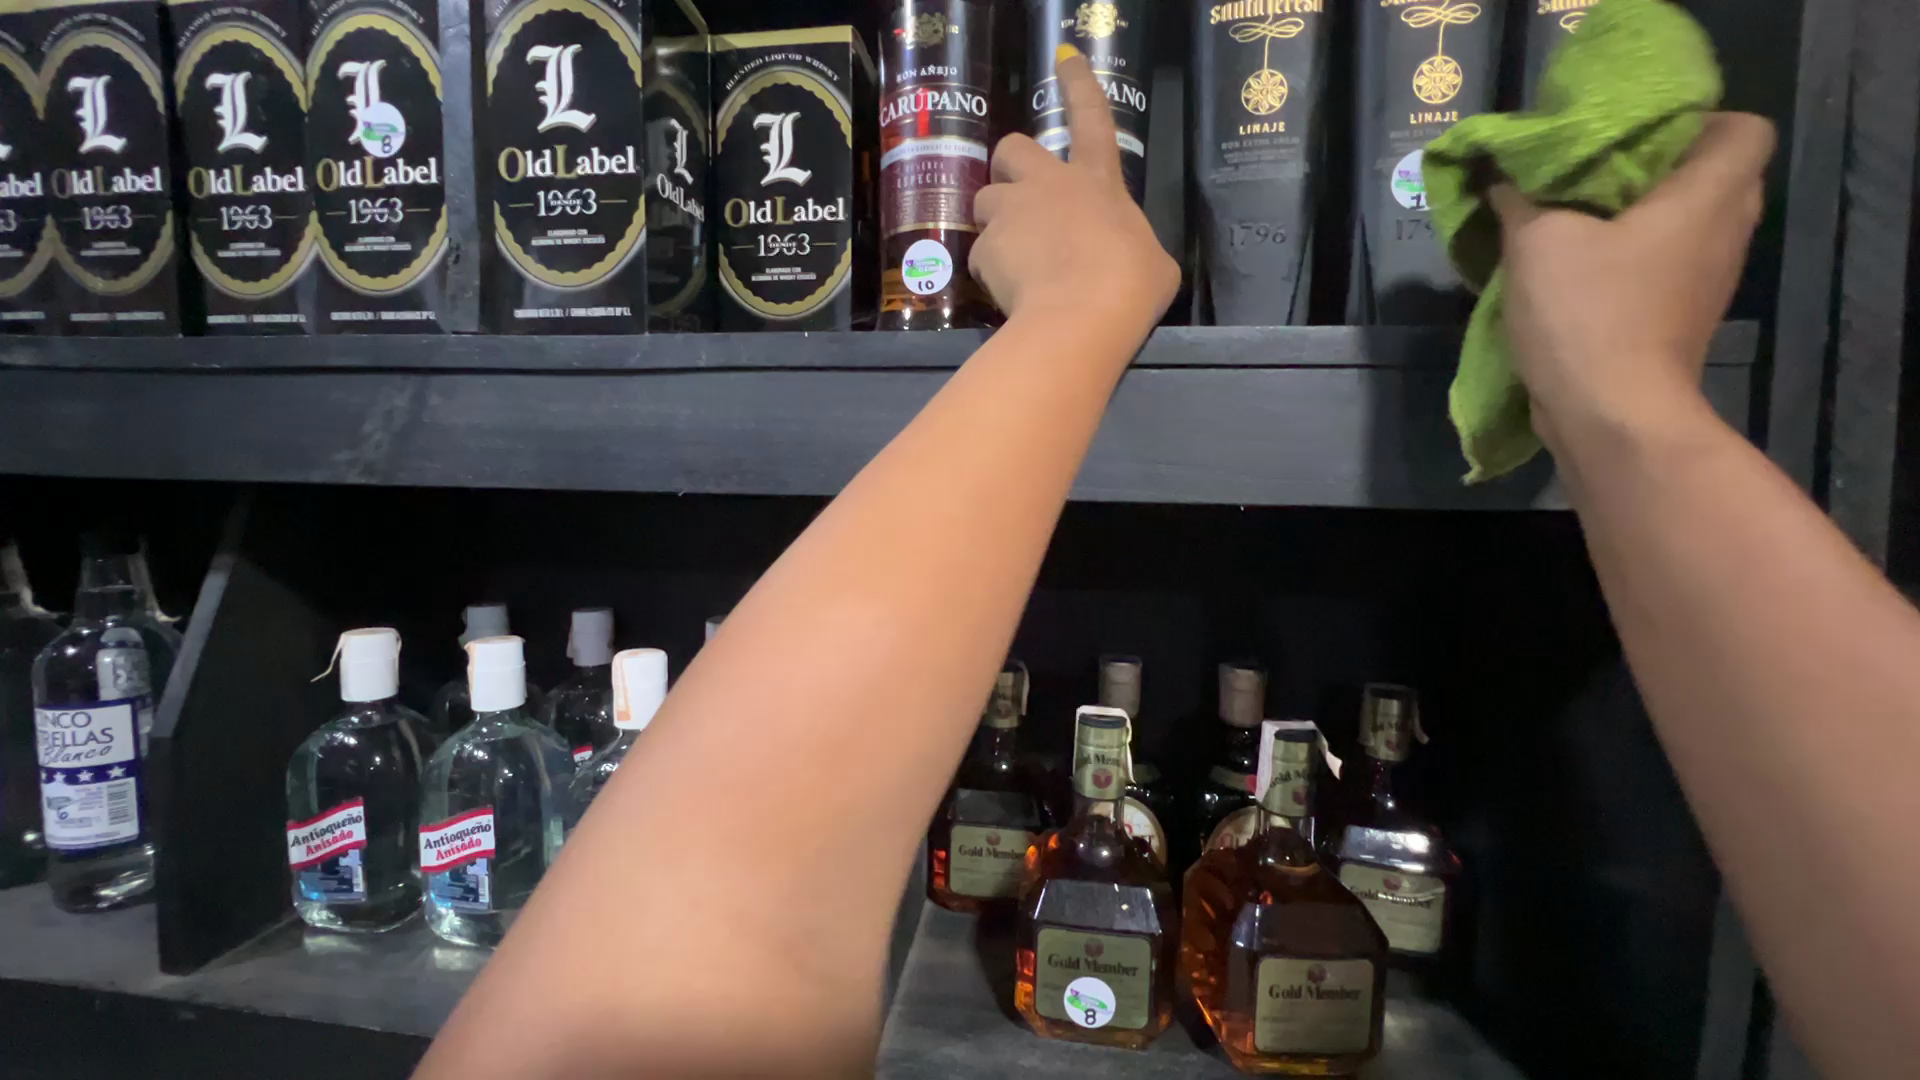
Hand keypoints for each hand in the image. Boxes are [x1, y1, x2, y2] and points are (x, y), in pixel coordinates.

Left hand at [969, 45, 1177, 332]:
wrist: (1084, 315)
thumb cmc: (1131, 285)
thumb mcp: (1153, 261)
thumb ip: (1131, 245)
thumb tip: (1127, 258)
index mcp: (1097, 180)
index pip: (1091, 116)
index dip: (1078, 84)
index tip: (1064, 58)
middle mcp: (1049, 185)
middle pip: (1012, 148)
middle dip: (1008, 166)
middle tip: (1015, 195)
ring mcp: (1013, 213)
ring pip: (983, 200)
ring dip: (993, 222)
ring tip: (1008, 256)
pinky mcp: (986, 249)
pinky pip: (978, 255)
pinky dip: (988, 272)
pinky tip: (1005, 292)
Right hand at [1488, 113, 1775, 449]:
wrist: (1610, 410)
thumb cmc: (1587, 313)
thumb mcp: (1536, 244)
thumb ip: (1520, 202)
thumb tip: (1504, 178)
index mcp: (1710, 194)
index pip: (1741, 129)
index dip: (1690, 124)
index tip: (1625, 141)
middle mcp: (1726, 231)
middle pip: (1705, 178)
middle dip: (1648, 174)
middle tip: (1584, 181)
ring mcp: (1707, 281)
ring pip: (1678, 228)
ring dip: (1631, 224)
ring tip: (1570, 229)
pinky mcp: (1679, 319)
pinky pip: (1659, 270)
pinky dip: (1625, 265)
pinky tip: (1575, 278)